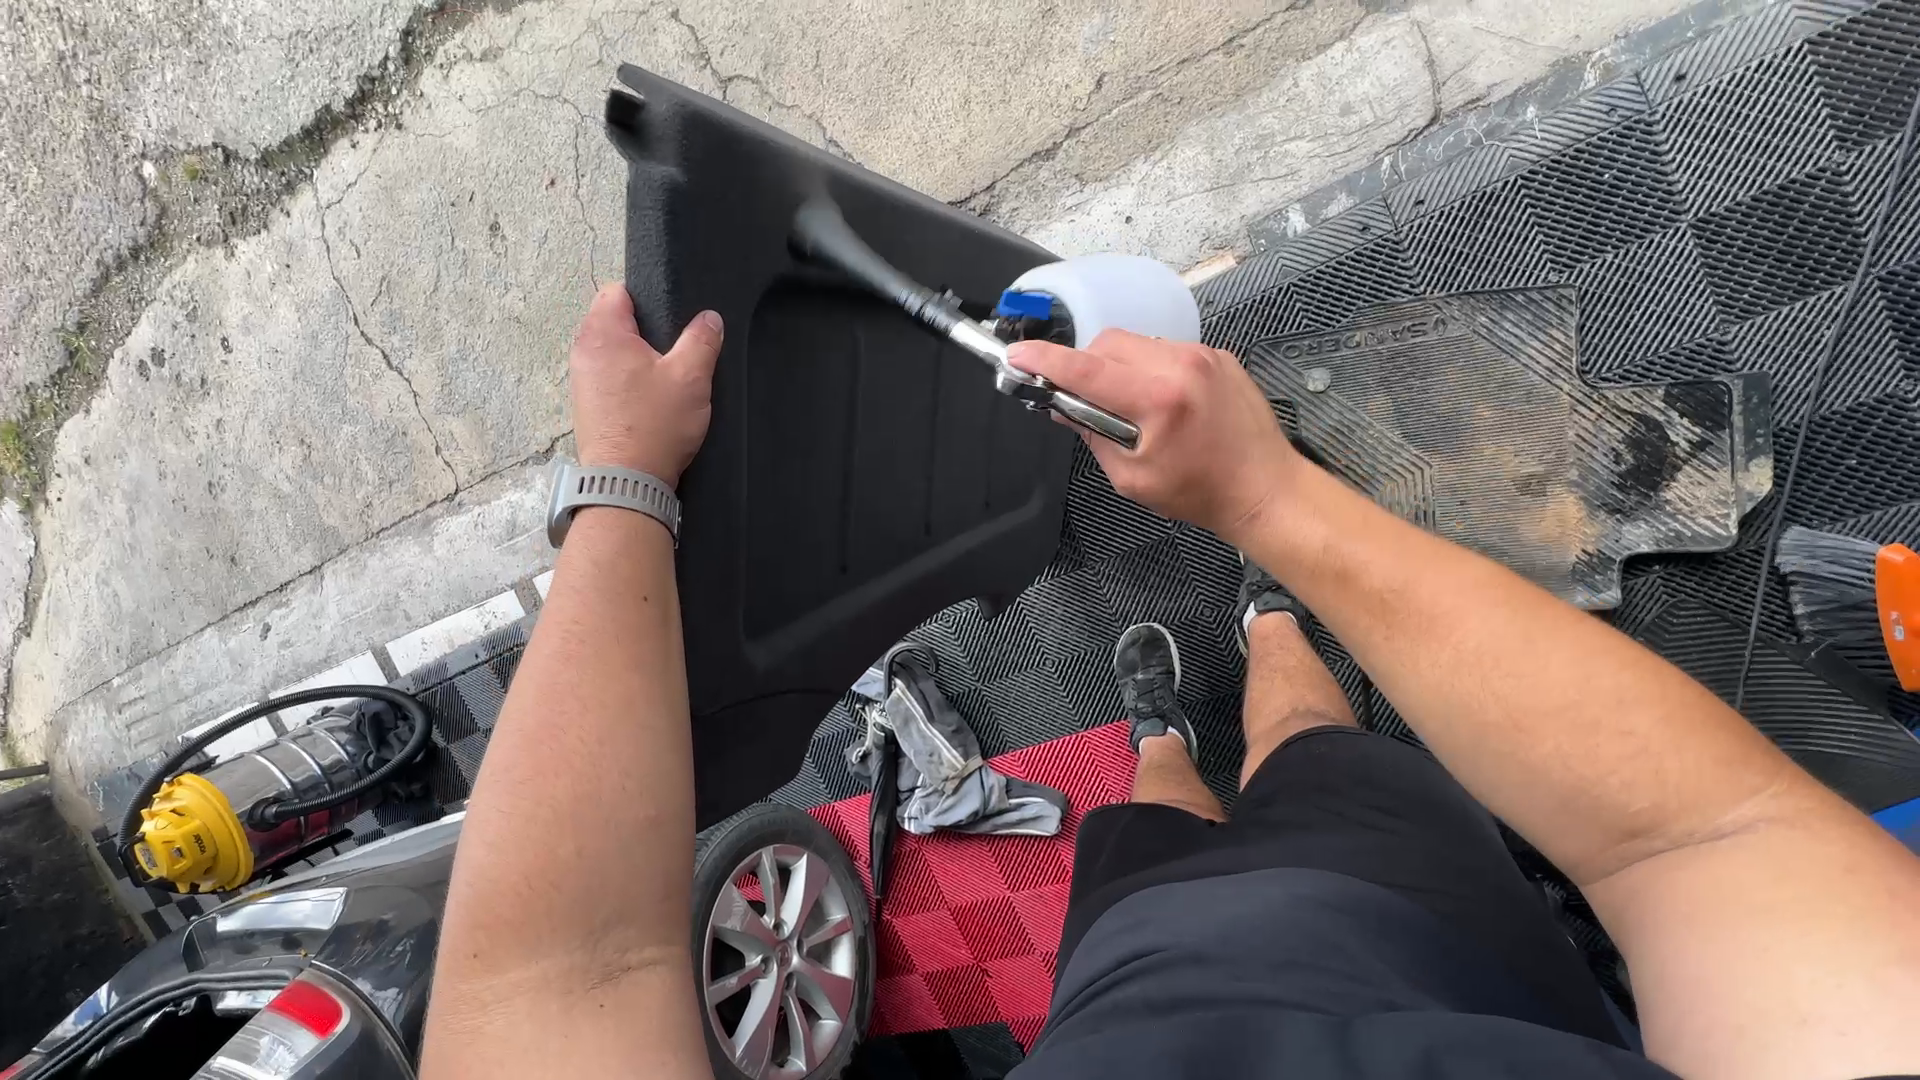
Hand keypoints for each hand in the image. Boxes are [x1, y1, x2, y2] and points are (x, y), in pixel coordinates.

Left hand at [569, 284, 722, 486]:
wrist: (627, 480)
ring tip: (666, 381)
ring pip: (614, 354)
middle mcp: (583, 352)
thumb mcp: (691, 377)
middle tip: (676, 353)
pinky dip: (629, 385)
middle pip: (614, 323)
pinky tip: (651, 403)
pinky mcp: (588, 406)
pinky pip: (610, 380)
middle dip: (646, 333)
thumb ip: (702, 340)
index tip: (672, 319)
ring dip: (637, 361)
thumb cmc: (655, 426)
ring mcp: (581, 381)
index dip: (648, 299)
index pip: (618, 292)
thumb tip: (710, 319)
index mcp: (602, 333)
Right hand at [1006, 330, 1300, 539]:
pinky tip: (1159, 403)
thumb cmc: (1201, 493)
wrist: (1265, 489)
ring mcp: (1204, 356)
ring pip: (1136, 343)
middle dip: (1084, 365)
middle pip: (1108, 343)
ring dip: (1117, 367)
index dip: (1044, 362)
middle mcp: (1182, 366)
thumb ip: (1092, 435)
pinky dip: (1148, 369)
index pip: (1085, 370)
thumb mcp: (1132, 478)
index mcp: (1159, 400)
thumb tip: (1063, 407)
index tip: (1017, 356)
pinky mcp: (1218, 356)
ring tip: (1128, 407)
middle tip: (1082, 400)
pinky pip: (1165, 349)